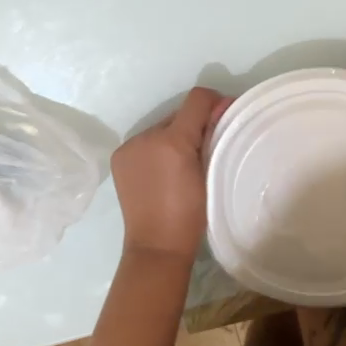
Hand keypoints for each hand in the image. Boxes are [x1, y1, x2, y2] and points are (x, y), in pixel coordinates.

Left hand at [112, 88, 231, 263]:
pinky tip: (163, 170)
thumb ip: (212, 135)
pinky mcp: (119, 157)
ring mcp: (129, 146)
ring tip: (183, 162)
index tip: (225, 116)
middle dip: (194, 125)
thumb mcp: (209, 172)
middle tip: (206, 147)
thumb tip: (221, 106)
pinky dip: (156, 149)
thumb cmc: (191, 214)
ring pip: (161, 129)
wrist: (156, 246)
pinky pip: (145, 143)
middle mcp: (146, 136)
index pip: (197, 99)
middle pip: (178, 115)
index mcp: (172, 140)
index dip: (215, 103)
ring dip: (174, 137)